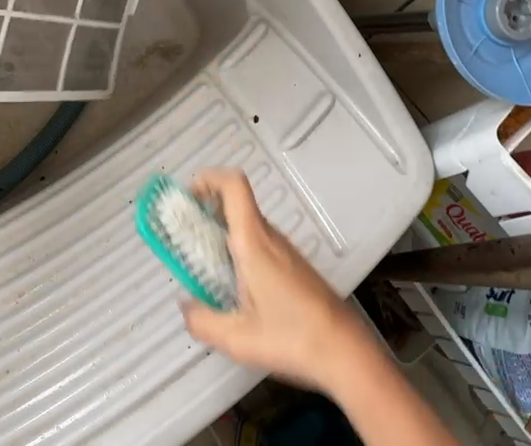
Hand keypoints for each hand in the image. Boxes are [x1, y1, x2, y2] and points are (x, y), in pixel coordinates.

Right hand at [180, 168, 373, 394]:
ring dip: (222, 231)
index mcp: (253, 241)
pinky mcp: (294, 266)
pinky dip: (238, 249)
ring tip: (202, 263)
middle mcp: (269, 237)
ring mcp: (284, 250)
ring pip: (247, 224)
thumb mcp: (238, 338)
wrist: (347, 352)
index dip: (207, 178)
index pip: (233, 185)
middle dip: (206, 209)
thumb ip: (203, 321)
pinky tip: (233, 285)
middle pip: (237, 202)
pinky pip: (259, 243)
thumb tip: (185, 306)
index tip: (186, 198)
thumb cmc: (292, 337)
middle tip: (184, 235)